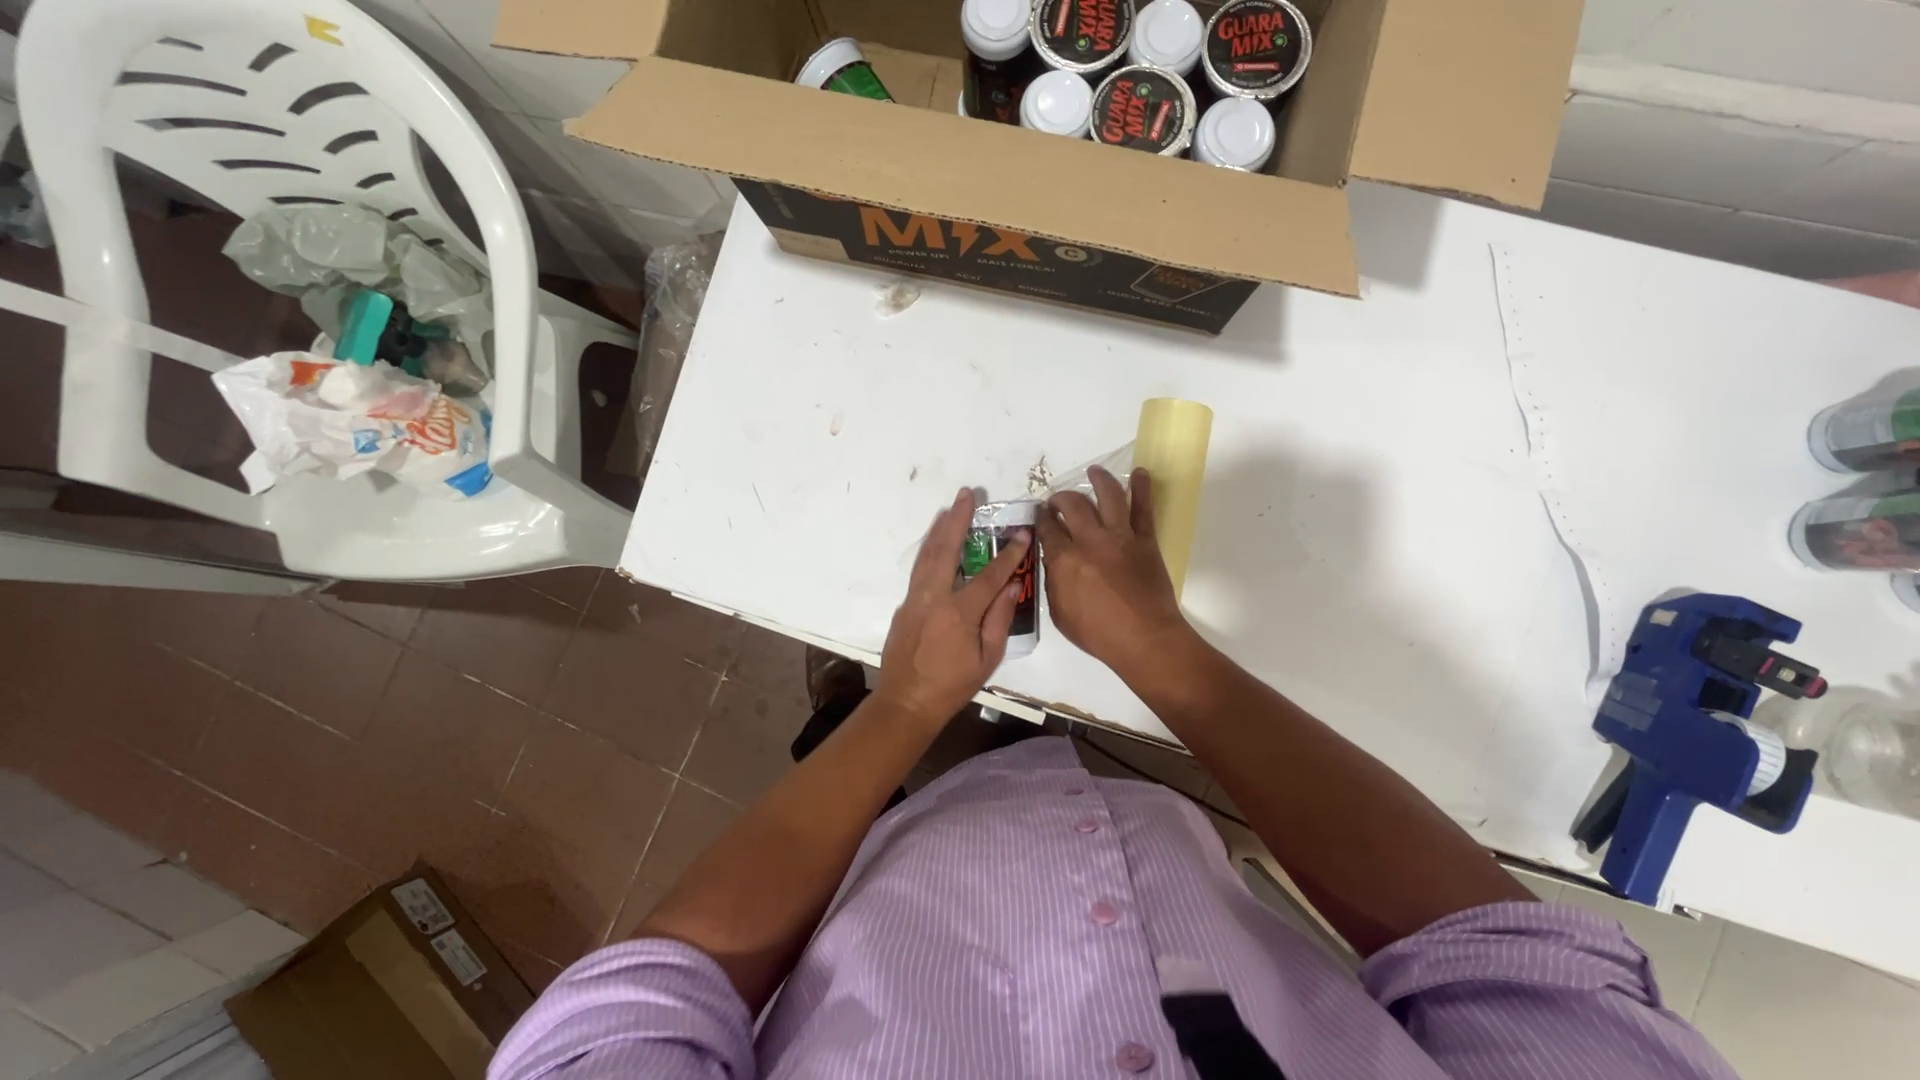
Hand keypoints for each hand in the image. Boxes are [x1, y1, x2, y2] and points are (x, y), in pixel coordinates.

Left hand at [874, 488, 1029, 728]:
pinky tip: (935, 542)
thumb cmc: (952, 686)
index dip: (1009, 553)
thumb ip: (1000, 618)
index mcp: (959, 613)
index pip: (990, 574)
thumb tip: (1013, 584)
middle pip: (947, 549)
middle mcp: (934, 598)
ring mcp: (914, 599)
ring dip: (940, 528)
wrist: (906, 702)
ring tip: (951, 507)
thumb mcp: (988, 658)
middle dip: (959, 519)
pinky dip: (928, 550)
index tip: (1022, 533)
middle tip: (968, 494)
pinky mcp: (904, 605)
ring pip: (927, 555)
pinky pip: (919, 569)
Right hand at [1040, 467, 1191, 675]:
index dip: (1041, 517)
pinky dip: (1143, 488)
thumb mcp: (1061, 614)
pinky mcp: (1145, 541)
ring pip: (1108, 496)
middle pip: (1072, 505)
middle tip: (1059, 499)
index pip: (1048, 528)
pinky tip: (1139, 473)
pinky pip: (1144, 509)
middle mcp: (1090, 540)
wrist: (1144, 639)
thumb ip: (1053, 583)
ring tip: (1094, 470)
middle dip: (1062, 498)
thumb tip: (1052, 562)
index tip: (1040, 512)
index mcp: (1064, 560)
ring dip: (1099, 479)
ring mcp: (1120, 537)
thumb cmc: (1098, 634)